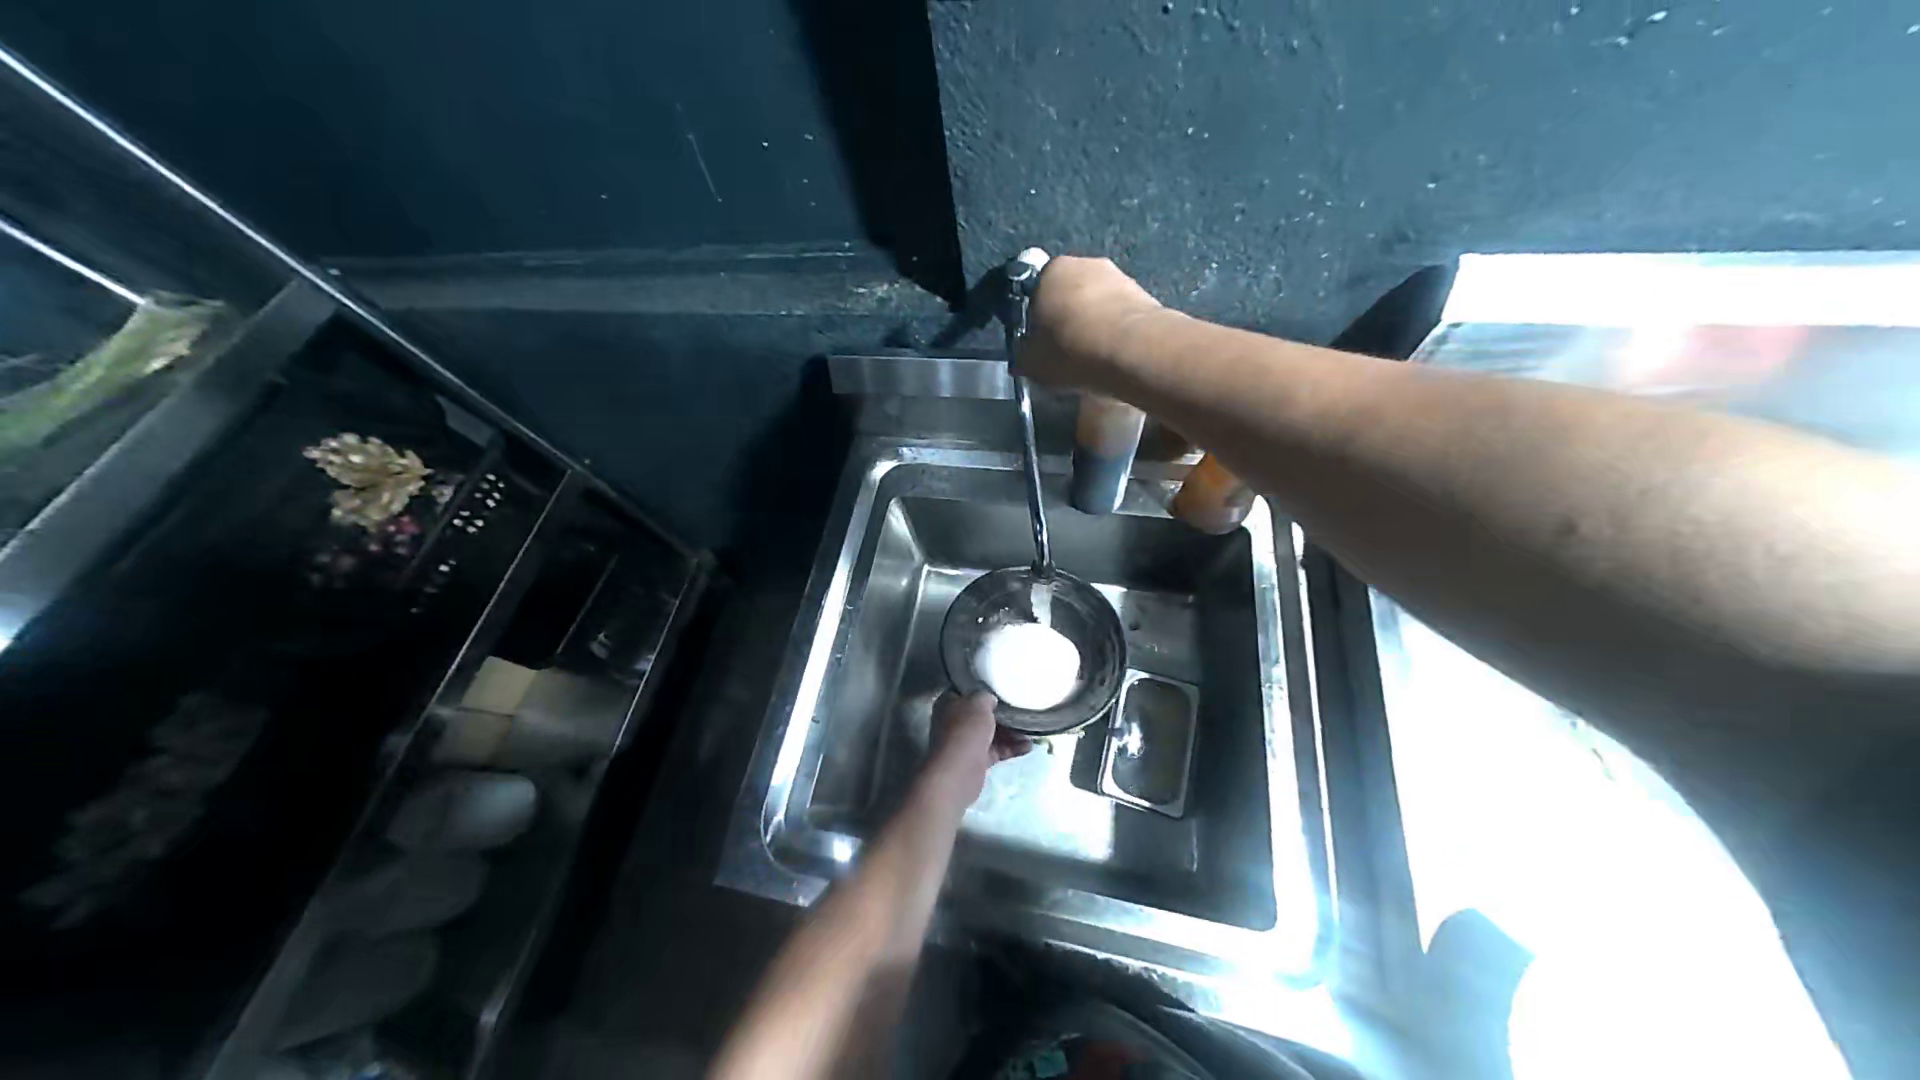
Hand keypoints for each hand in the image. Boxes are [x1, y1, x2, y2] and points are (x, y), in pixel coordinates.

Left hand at [923, 692, 1031, 806]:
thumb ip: (986, 697)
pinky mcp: (976, 760)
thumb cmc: (967, 729)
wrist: (960, 770)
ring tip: (1030, 733)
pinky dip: (1011, 748)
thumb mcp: (979, 703)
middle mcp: (954, 721)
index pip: (965, 692)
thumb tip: (990, 700)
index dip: (982, 691)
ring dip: (1010, 733)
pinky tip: (1027, 747)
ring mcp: (965, 742)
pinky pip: (996, 750)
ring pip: (990, 733)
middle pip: (981, 715)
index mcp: (948, 703)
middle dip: (1002, 716)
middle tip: (1021, 713)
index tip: (1000, 691)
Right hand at [1018, 256, 1164, 390]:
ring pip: (1097, 303)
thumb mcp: (1031, 363)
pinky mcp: (1145, 294)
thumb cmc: (1070, 349)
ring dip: (1094, 324)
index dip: (1036, 319)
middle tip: (1066, 351)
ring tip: (1093, 357)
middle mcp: (1085, 263)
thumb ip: (1024, 357)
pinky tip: (1114, 356)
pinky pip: (1121, 315)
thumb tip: (1023, 360)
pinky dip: (1116, 332)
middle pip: (1069, 294)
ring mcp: (1119, 275)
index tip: (1040, 343)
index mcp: (1050, 271)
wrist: (1132, 351)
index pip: (1034, 292)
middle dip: (1067, 318)